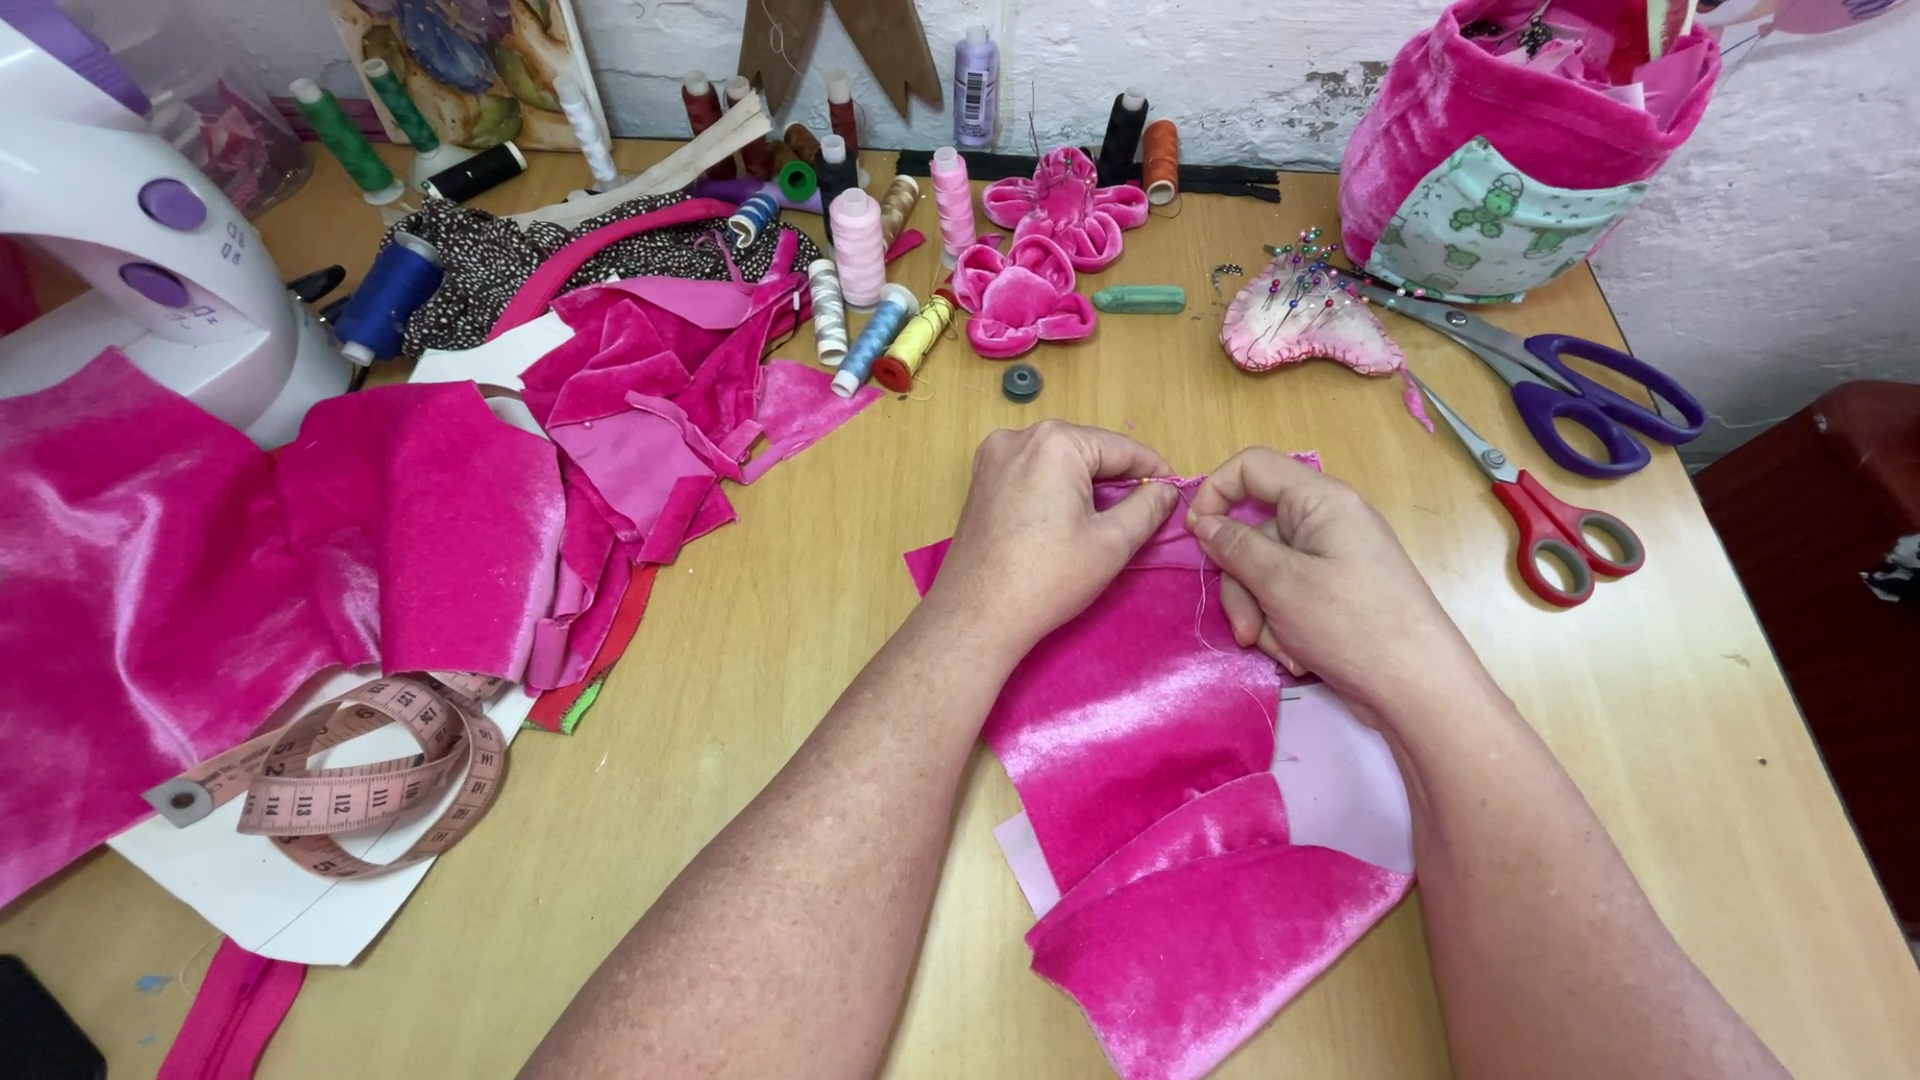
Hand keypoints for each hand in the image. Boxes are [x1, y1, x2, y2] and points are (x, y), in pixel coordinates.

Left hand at [926, 421, 1180, 658]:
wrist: (976, 615)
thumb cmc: (1048, 578)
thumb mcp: (1111, 543)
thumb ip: (1147, 508)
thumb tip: (1165, 491)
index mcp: (1053, 442)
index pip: (1120, 448)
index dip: (1153, 471)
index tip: (1175, 491)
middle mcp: (1017, 438)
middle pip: (1086, 450)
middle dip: (1117, 478)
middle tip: (1145, 510)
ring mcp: (992, 458)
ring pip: (1057, 462)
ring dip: (1086, 484)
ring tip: (1109, 518)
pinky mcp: (980, 482)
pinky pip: (1031, 474)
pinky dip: (1055, 489)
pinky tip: (1068, 519)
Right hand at [1184, 448, 1480, 716]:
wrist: (1417, 690)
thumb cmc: (1351, 625)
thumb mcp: (1281, 583)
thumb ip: (1235, 546)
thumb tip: (1201, 521)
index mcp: (1320, 500)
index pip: (1252, 466)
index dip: (1216, 492)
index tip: (1196, 535)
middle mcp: (1325, 520)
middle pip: (1252, 531)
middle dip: (1240, 582)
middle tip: (1244, 627)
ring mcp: (1329, 557)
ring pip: (1262, 569)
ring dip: (1257, 611)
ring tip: (1275, 647)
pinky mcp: (1331, 591)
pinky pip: (1284, 593)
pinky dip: (1279, 623)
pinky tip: (1295, 653)